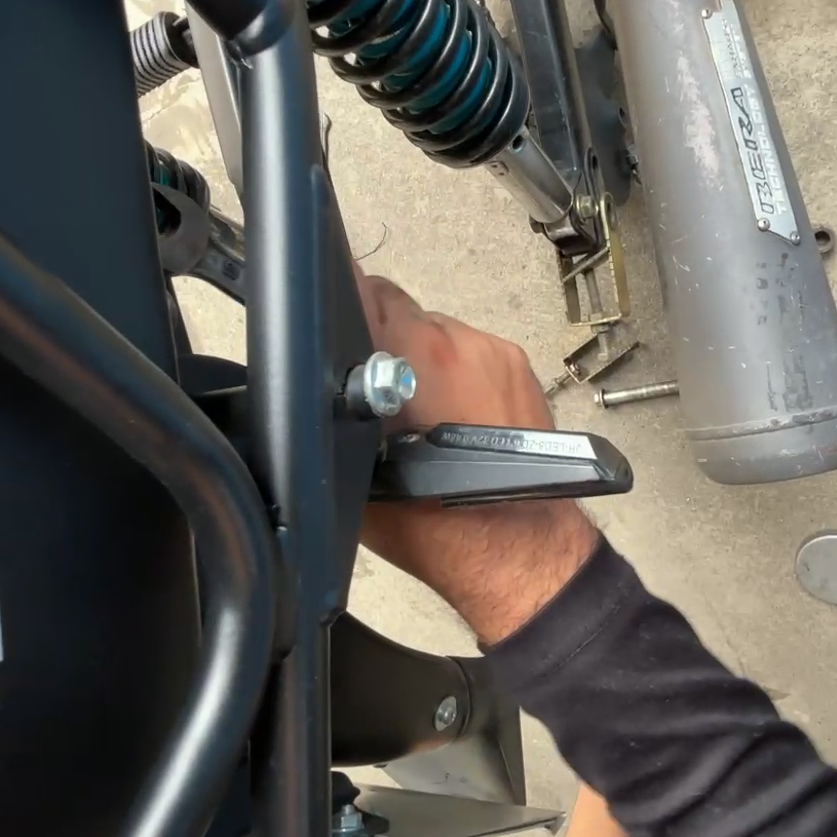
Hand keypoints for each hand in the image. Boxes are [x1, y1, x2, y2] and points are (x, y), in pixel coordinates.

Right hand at [357, 275, 599, 643]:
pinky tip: (458, 411)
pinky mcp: (517, 363)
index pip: (363, 290)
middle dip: (384, 338)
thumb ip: (332, 412)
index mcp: (405, 360)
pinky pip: (473, 348)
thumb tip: (319, 385)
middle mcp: (450, 343)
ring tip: (425, 406)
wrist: (512, 546)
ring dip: (424, 356)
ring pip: (438, 329)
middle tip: (381, 385)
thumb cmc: (432, 522)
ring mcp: (490, 350)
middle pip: (401, 307)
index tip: (337, 324)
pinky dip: (459, 369)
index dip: (344, 305)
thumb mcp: (353, 470)